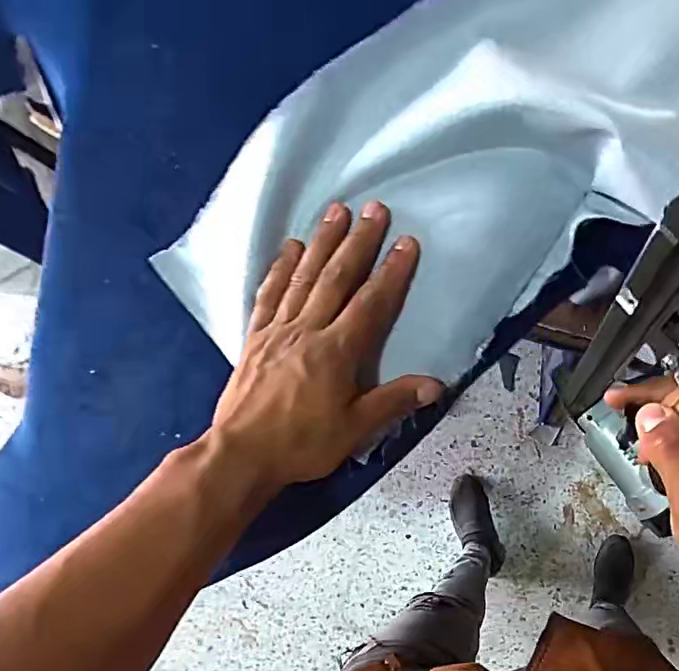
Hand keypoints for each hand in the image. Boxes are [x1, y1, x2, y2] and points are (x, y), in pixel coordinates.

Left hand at [206, 201, 443, 487]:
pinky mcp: (255, 337)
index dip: (391, 273)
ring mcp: (278, 330)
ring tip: (336, 212)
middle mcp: (307, 331)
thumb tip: (435, 385)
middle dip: (359, 242)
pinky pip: (270, 293)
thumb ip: (394, 402)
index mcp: (336, 352)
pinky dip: (281, 267)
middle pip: (337, 278)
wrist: (243, 453)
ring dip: (322, 242)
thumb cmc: (303, 444)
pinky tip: (290, 248)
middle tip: (374, 209)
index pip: (371, 304)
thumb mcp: (356, 428)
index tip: (406, 244)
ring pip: (304, 277)